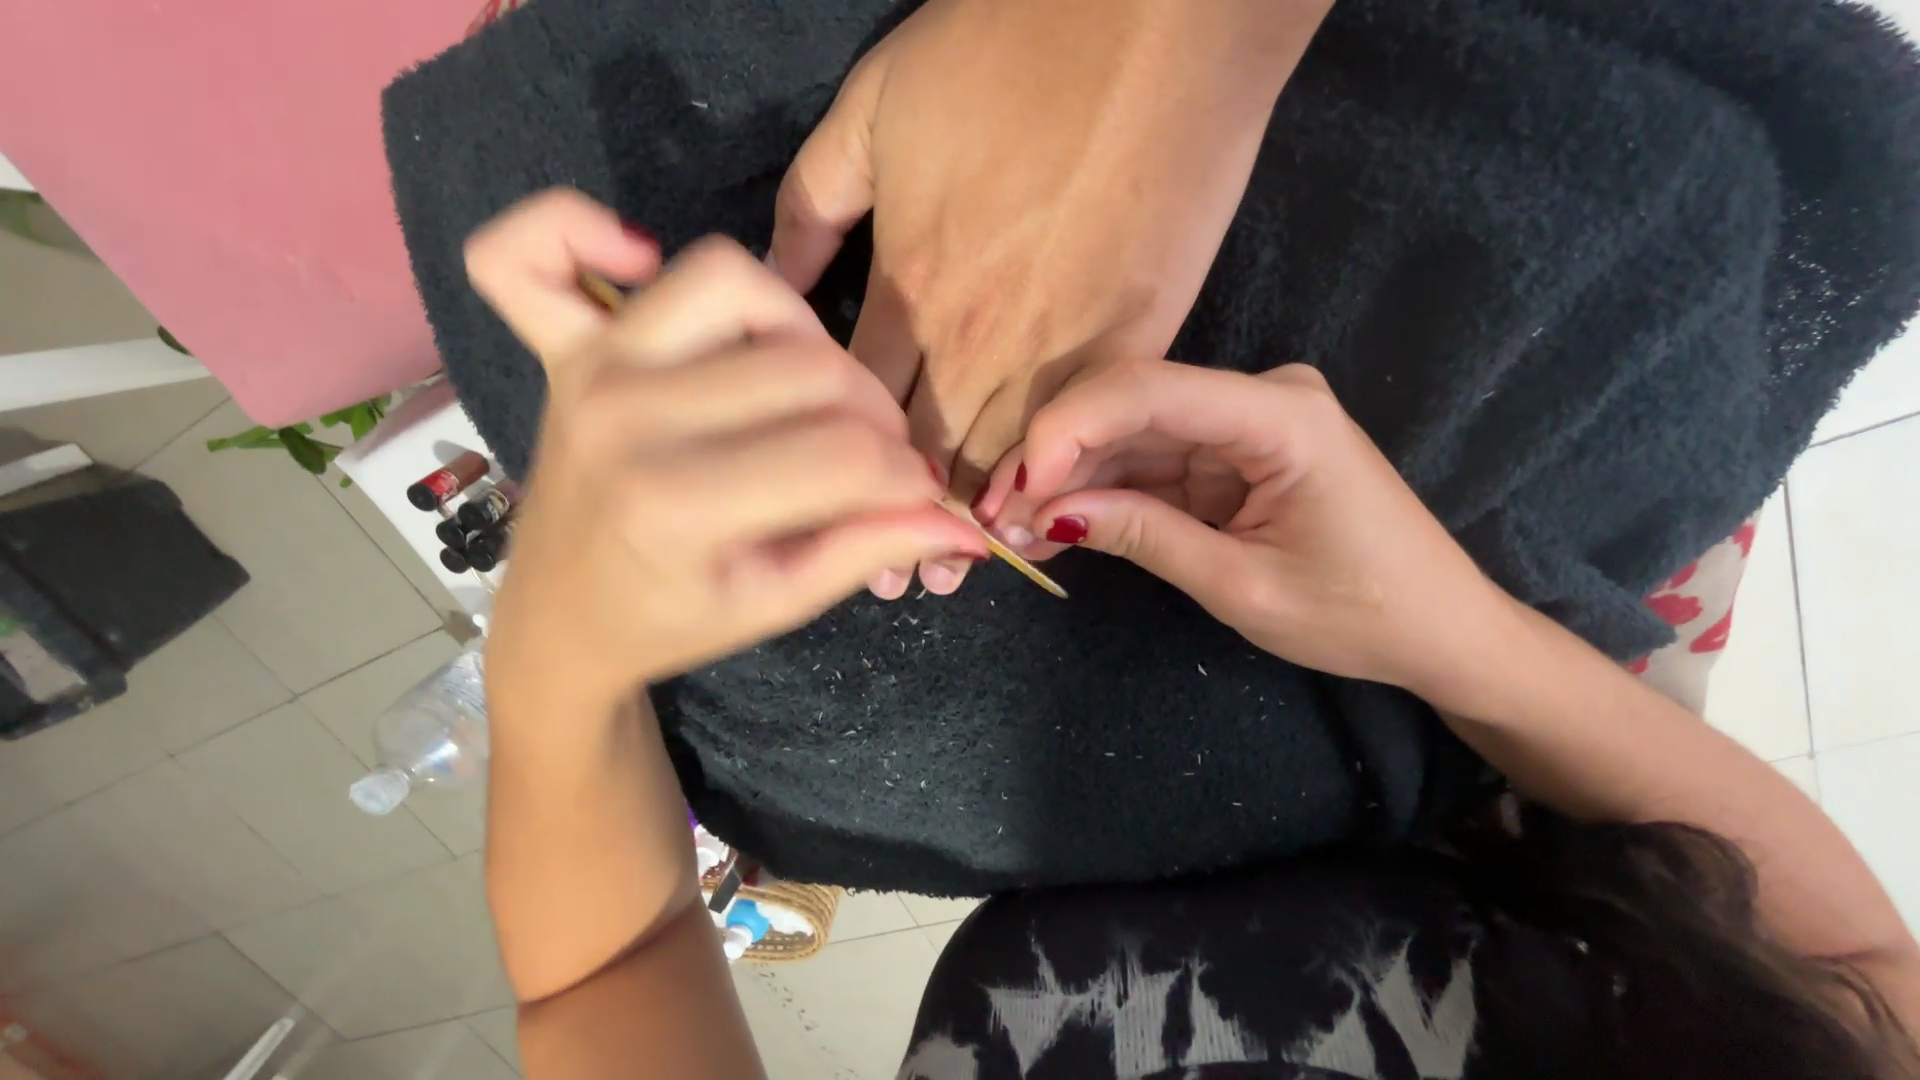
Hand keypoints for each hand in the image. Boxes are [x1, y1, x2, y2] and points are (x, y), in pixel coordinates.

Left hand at [466, 190, 986, 709]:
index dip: (906, 475)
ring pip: (733, 281)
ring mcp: (593, 370)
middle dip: (875, 416)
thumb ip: (870, 551)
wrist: (563, 618)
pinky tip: (640, 259)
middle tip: (878, 458)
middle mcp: (630, 418)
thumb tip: (962, 524)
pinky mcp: (565, 348)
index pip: (844, 455)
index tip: (918, 497)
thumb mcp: (779, 601)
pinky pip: (541, 247)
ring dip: (798, 329)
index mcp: (680, 505)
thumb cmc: (676, 618)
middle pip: (807, 367)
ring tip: (809, 387)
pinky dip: (583, 230)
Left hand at [769, 0, 1331, 597]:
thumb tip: (778, 281)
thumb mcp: (873, 112)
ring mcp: (1056, 343)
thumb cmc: (1008, 51)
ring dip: (973, 516)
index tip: (838, 516)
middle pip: (926, 447)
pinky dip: (1056, 484)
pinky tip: (1038, 524)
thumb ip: (814, 208)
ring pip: (1001, 456)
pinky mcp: (1133, 340)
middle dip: (902, 513)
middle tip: (891, 572)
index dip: (847, 468)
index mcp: (909, 284)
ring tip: (952, 568)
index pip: (863, 407)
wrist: (1153, 17)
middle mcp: (974, 334)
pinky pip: (1085, 437)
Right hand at [979, 359, 1520, 699]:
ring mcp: (1245, 423)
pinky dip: (1105, 496)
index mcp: (1281, 416)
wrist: (1441, 631)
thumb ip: (1145, 536)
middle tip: (995, 518)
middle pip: (1129, 409)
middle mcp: (1260, 398)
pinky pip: (1154, 464)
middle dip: (1055, 462)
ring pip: (1131, 437)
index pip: (1146, 391)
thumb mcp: (1241, 586)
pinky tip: (1058, 528)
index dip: (1067, 431)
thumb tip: (1048, 512)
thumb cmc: (1360, 613)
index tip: (1015, 490)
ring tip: (1016, 531)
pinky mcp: (1233, 453)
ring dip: (1070, 483)